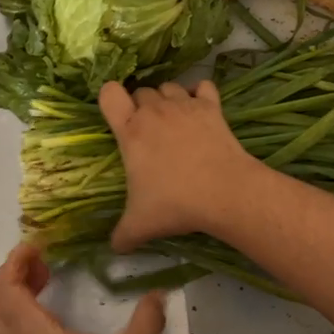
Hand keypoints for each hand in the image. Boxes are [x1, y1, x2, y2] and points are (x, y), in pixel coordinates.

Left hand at [0, 244, 165, 333]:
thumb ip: (145, 323)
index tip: (36, 244)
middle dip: (7, 277)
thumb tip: (158, 294)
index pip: (7, 291)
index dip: (14, 263)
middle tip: (37, 260)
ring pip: (3, 324)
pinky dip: (28, 317)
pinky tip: (59, 319)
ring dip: (16, 296)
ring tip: (47, 281)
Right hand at [99, 80, 258, 252]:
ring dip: (167, 99)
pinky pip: (202, 85)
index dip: (110, 99)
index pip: (110, 94)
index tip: (117, 115)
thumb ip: (122, 235)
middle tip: (148, 132)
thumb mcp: (140, 225)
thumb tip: (114, 248)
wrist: (223, 191)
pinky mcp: (211, 106)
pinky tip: (200, 107)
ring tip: (173, 120)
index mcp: (131, 131)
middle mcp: (155, 110)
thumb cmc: (175, 203)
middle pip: (141, 91)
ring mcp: (185, 105)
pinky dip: (199, 93)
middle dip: (141, 106)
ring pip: (169, 86)